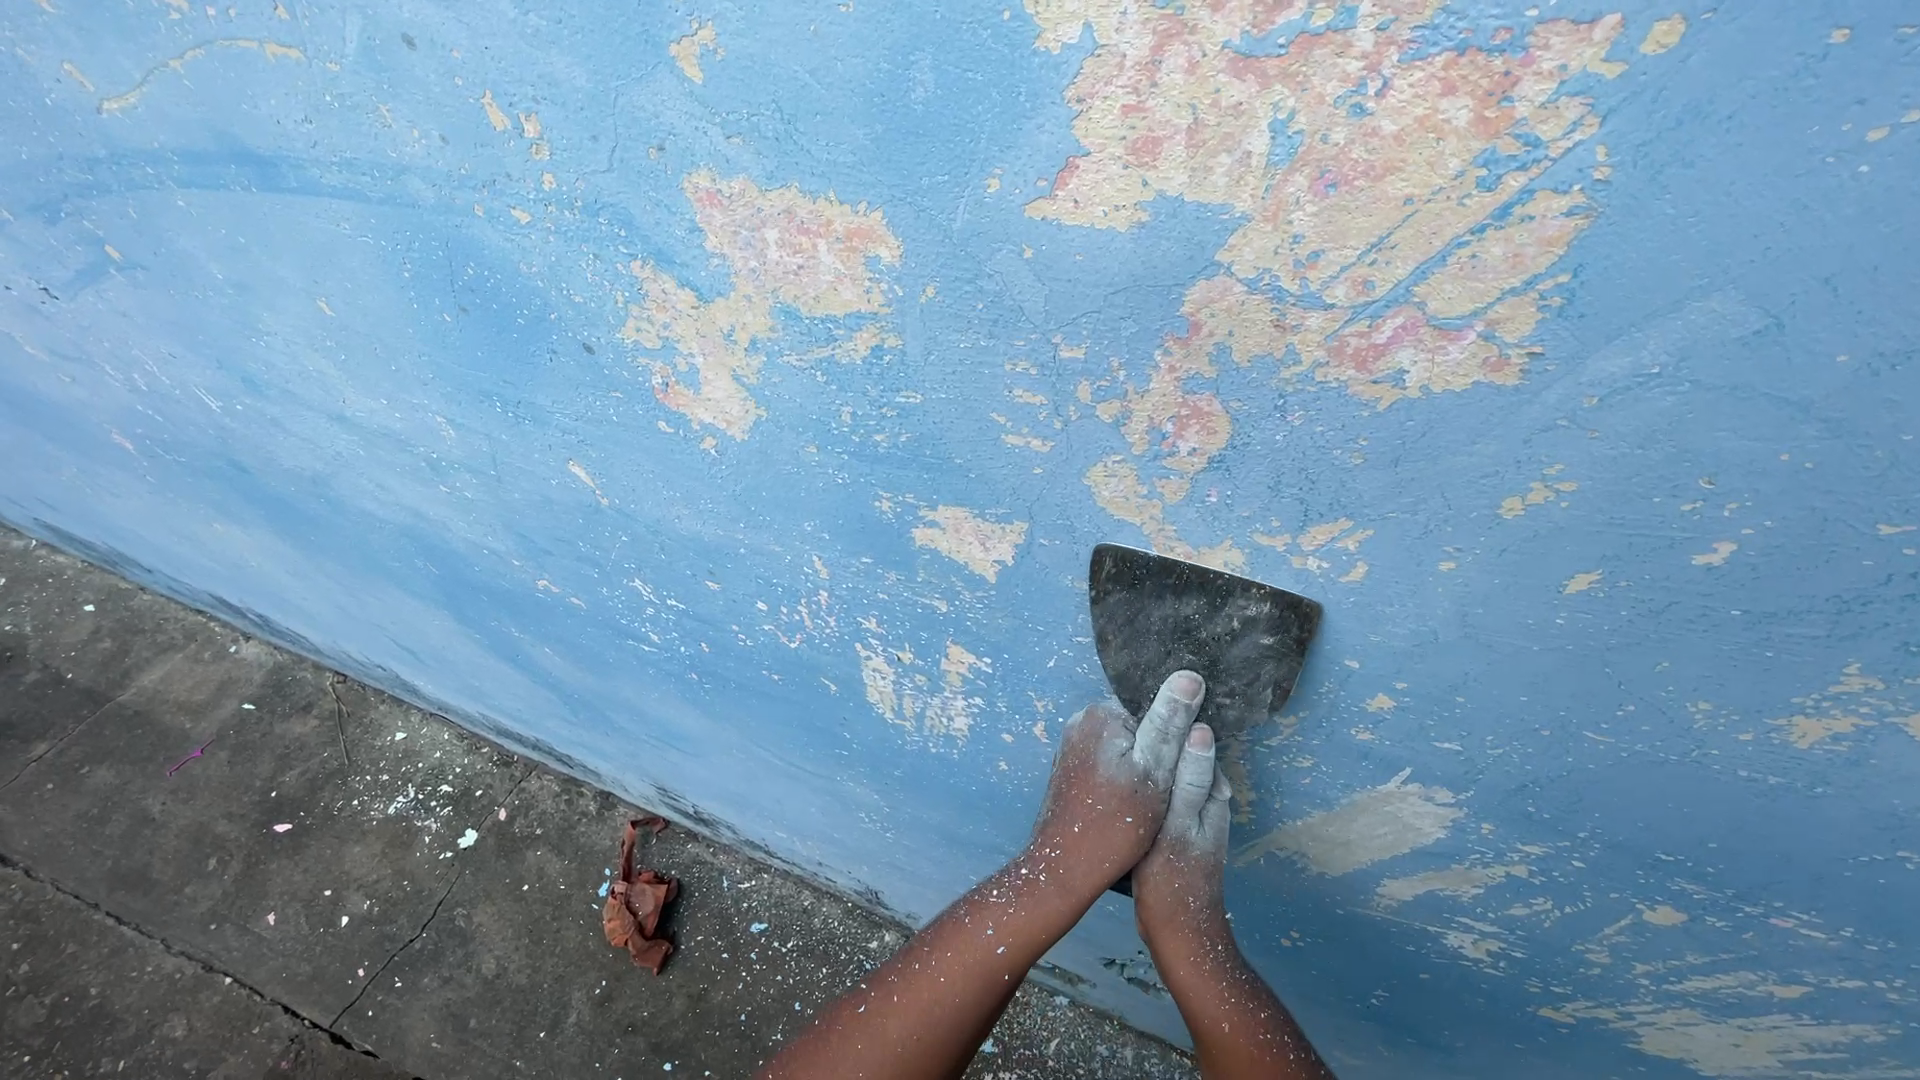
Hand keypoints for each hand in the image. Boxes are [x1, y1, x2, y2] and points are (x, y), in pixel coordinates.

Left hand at [1028, 670, 1204, 896]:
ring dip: (1151, 771)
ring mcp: (1074, 745)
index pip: (1155, 709)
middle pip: (1142, 728)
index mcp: (1102, 714)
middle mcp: (1083, 722)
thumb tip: (1188, 677)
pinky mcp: (1072, 767)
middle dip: (1167, 755)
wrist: (1066, 867)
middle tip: (1185, 792)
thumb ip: (1170, 723)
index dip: (1182, 737)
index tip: (1195, 768)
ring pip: (1129, 748)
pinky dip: (1130, 780)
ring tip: (1164, 804)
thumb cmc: (1114, 824)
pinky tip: (1140, 806)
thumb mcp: (1153, 772)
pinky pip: (1113, 763)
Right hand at [1132, 722, 1233, 948]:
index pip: (1195, 741)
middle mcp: (1205, 800)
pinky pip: (1161, 791)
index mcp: (1210, 795)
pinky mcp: (1174, 828)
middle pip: (1181, 754)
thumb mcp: (1177, 827)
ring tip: (1118, 742)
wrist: (1177, 933)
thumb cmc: (1173, 880)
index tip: (1143, 700)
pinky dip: (1146, 780)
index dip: (1173, 719)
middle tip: (1122, 719)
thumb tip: (1200, 730)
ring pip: (1170, 773)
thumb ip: (1189, 781)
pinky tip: (1123, 779)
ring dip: (1150, 757)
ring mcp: (1190, 815)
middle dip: (1160, 735)